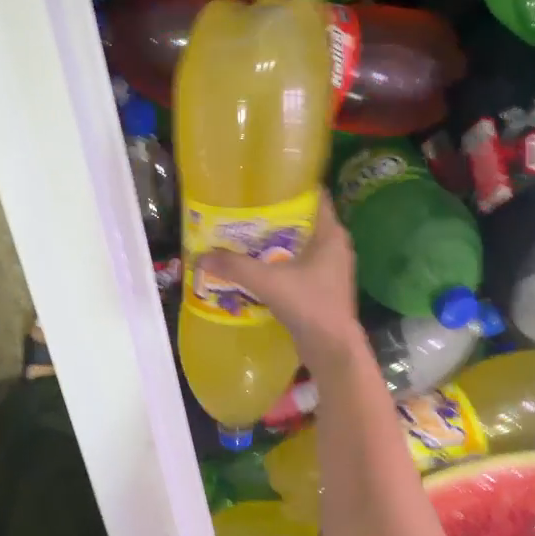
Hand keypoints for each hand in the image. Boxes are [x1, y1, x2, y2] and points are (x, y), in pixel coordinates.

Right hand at [200, 192, 362, 369]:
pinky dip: (278, 269)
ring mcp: (329, 271)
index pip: (314, 196)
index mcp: (330, 234)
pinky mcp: (321, 291)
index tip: (263, 187)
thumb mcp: (268, 282)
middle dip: (274, 220)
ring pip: (298, 249)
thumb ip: (235, 267)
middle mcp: (334, 247)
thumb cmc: (309, 305)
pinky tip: (256, 273)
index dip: (290, 188)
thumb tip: (201, 257)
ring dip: (274, 247)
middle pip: (301, 223)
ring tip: (243, 242)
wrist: (331, 348)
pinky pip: (297, 271)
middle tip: (244, 216)